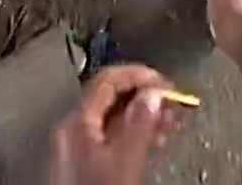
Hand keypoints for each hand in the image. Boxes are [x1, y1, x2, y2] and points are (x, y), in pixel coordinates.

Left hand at [46, 64, 181, 184]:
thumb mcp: (123, 164)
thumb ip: (139, 125)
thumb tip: (153, 93)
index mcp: (76, 122)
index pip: (108, 79)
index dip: (138, 75)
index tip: (163, 81)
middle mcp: (72, 130)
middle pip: (110, 98)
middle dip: (143, 96)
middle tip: (170, 100)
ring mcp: (75, 150)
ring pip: (112, 119)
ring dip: (141, 115)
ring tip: (167, 121)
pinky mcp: (82, 167)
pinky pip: (109, 138)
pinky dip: (132, 134)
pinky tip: (151, 141)